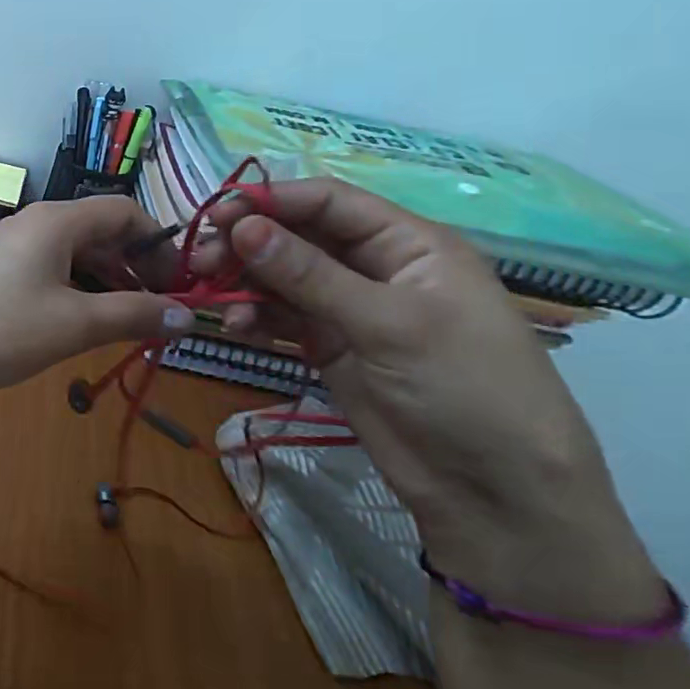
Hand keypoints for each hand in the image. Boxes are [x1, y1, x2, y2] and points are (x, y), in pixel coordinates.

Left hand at [0, 197, 194, 397]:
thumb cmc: (2, 330)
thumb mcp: (77, 324)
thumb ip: (136, 314)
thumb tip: (188, 316)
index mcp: (55, 220)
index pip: (125, 211)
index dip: (160, 244)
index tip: (181, 285)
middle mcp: (32, 223)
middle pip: (100, 231)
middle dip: (135, 267)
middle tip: (160, 310)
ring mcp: (9, 245)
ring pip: (74, 253)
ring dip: (107, 282)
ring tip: (128, 321)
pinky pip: (49, 268)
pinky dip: (76, 289)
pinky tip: (84, 322)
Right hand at [203, 179, 663, 619]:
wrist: (489, 487)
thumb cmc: (464, 388)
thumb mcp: (388, 323)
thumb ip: (309, 273)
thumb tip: (242, 226)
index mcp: (409, 245)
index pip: (330, 203)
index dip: (272, 201)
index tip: (216, 215)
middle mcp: (374, 268)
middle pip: (296, 237)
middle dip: (247, 244)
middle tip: (199, 261)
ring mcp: (347, 308)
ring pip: (279, 277)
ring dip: (242, 282)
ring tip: (210, 297)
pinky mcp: (326, 344)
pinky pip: (278, 315)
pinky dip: (253, 316)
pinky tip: (236, 328)